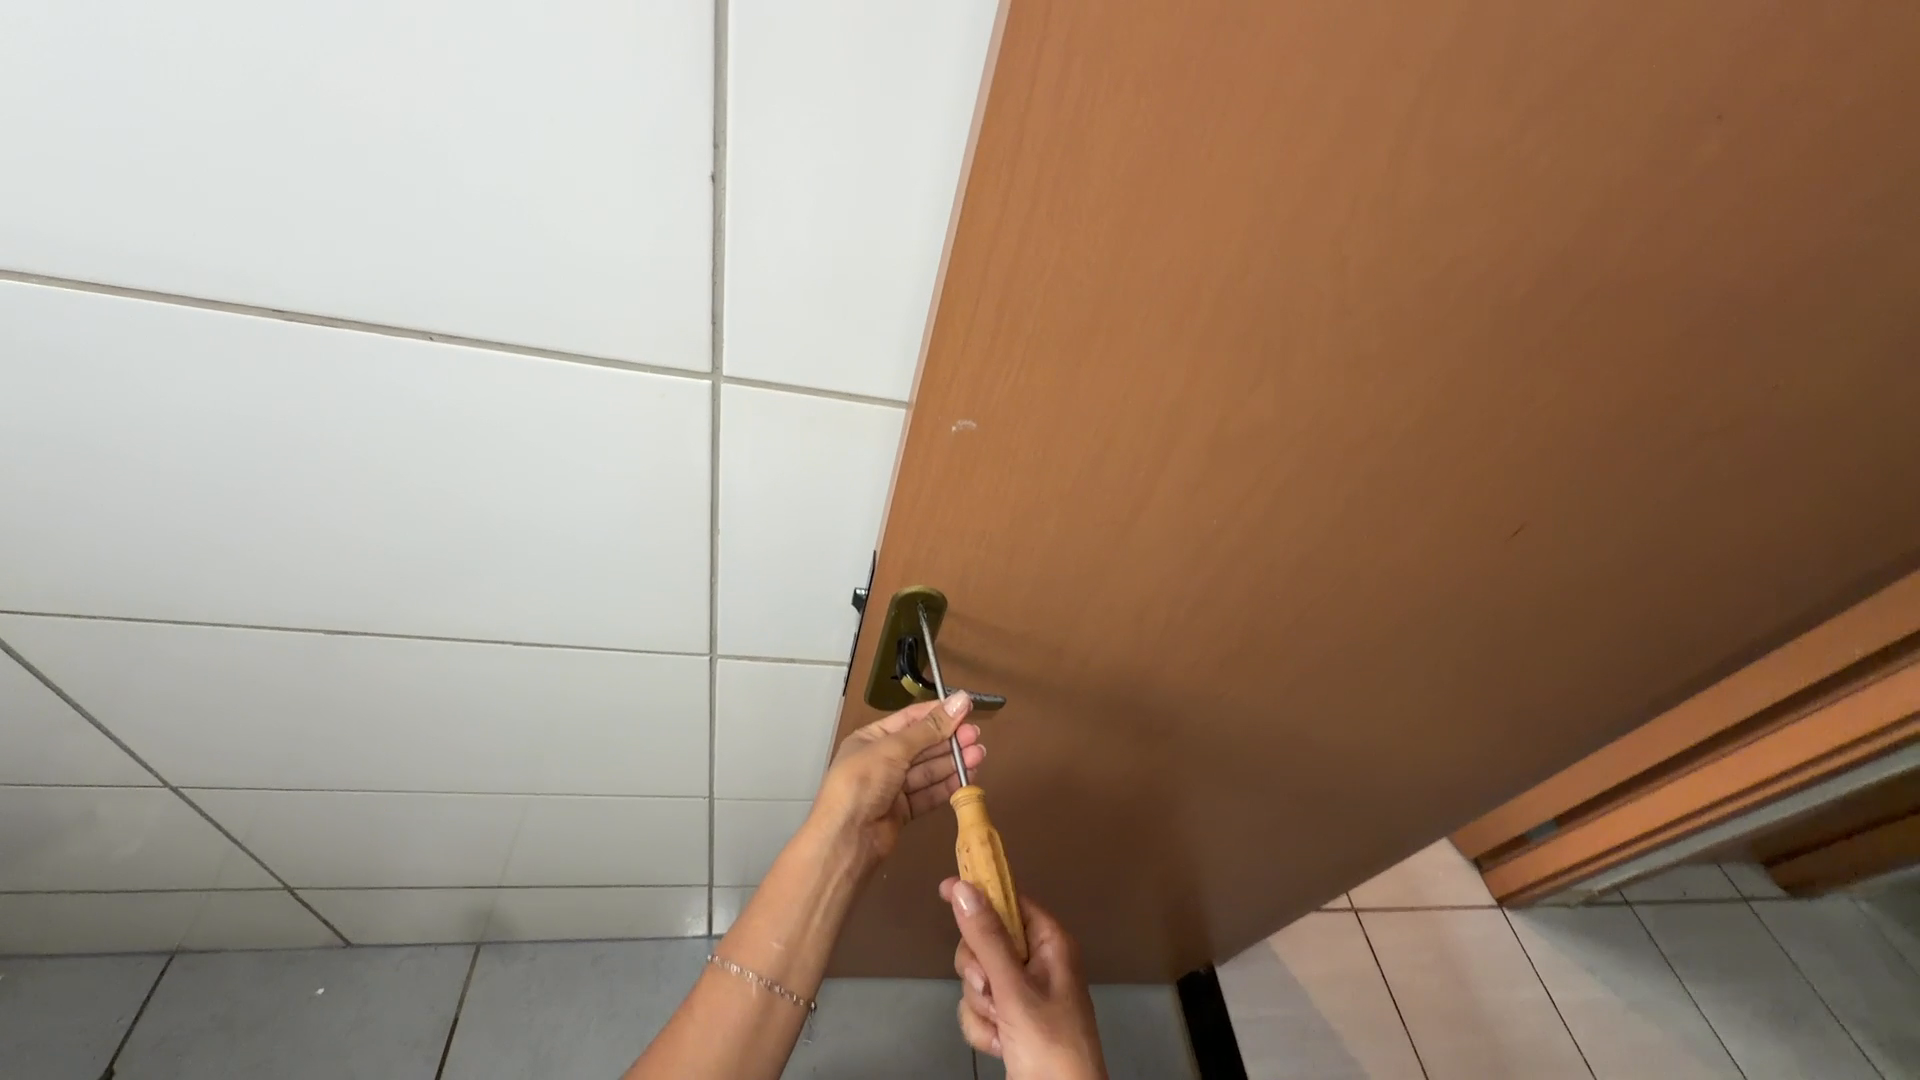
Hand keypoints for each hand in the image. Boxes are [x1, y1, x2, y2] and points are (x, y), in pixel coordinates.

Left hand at [808, 691, 983, 870]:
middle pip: (922, 745)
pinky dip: (947, 786)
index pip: (910, 720)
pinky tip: (967, 778)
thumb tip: (961, 700)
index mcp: (871, 738)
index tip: (966, 709)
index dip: (938, 714)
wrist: (846, 839)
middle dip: (949, 740)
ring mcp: (892, 787)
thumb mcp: (894, 748)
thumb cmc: (862, 782)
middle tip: (976, 735)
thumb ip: (930, 728)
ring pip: (928, 770)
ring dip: (953, 762)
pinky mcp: (903, 811)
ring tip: (979, 754)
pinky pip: (928, 793)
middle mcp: (882, 760)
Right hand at [945, 879, 1107, 1079]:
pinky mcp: (1011, 1021)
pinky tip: (1000, 1046)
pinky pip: (979, 1007)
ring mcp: (1023, 994)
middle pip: (985, 941)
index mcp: (1049, 943)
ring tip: (1003, 1027)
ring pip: (977, 977)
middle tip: (988, 989)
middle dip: (979, 972)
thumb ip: (986, 938)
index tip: (946, 890)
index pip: (1010, 901)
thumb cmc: (1048, 1042)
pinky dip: (983, 1028)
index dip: (980, 894)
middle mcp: (1036, 962)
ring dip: (981, 1006)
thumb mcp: (1014, 989)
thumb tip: (963, 887)